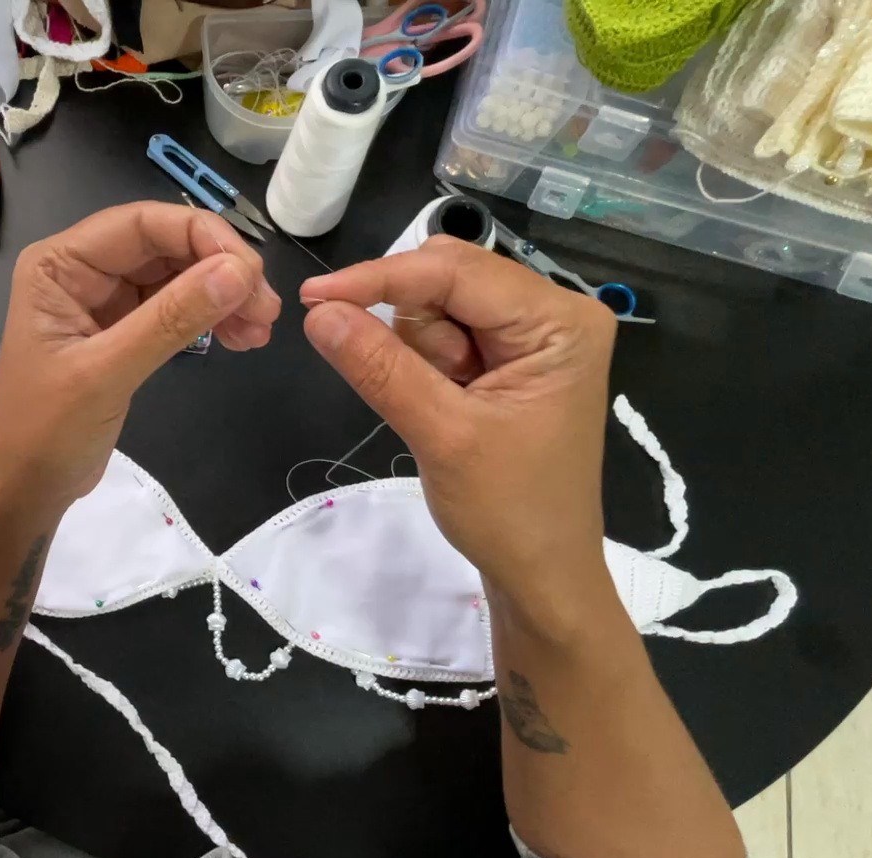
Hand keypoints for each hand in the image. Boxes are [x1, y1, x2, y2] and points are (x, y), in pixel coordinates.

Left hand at [0, 202, 279, 518]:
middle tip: (267, 309)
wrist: (27, 490)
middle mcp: (81, 272)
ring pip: (175, 279)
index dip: (204, 236)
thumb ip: (171, 320)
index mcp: (60, 265)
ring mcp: (103, 304)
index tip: (251, 273)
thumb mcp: (107, 372)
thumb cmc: (47, 432)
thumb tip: (239, 273)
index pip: (142, 223)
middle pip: (165, 247)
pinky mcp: (121, 334)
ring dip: (221, 297)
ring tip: (260, 330)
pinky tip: (240, 338)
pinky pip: (173, 312)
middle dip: (219, 270)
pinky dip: (207, 321)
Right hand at [298, 236, 617, 624]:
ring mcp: (529, 341)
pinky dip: (424, 370)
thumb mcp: (440, 436)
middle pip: (448, 282)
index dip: (380, 279)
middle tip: (422, 393)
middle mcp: (551, 315)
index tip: (312, 297)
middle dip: (411, 331)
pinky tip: (442, 409)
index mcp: (558, 321)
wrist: (539, 571)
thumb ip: (380, 369)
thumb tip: (318, 315)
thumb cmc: (507, 509)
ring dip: (419, 357)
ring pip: (439, 313)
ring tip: (443, 414)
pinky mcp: (507, 366)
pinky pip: (443, 343)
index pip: (456, 272)